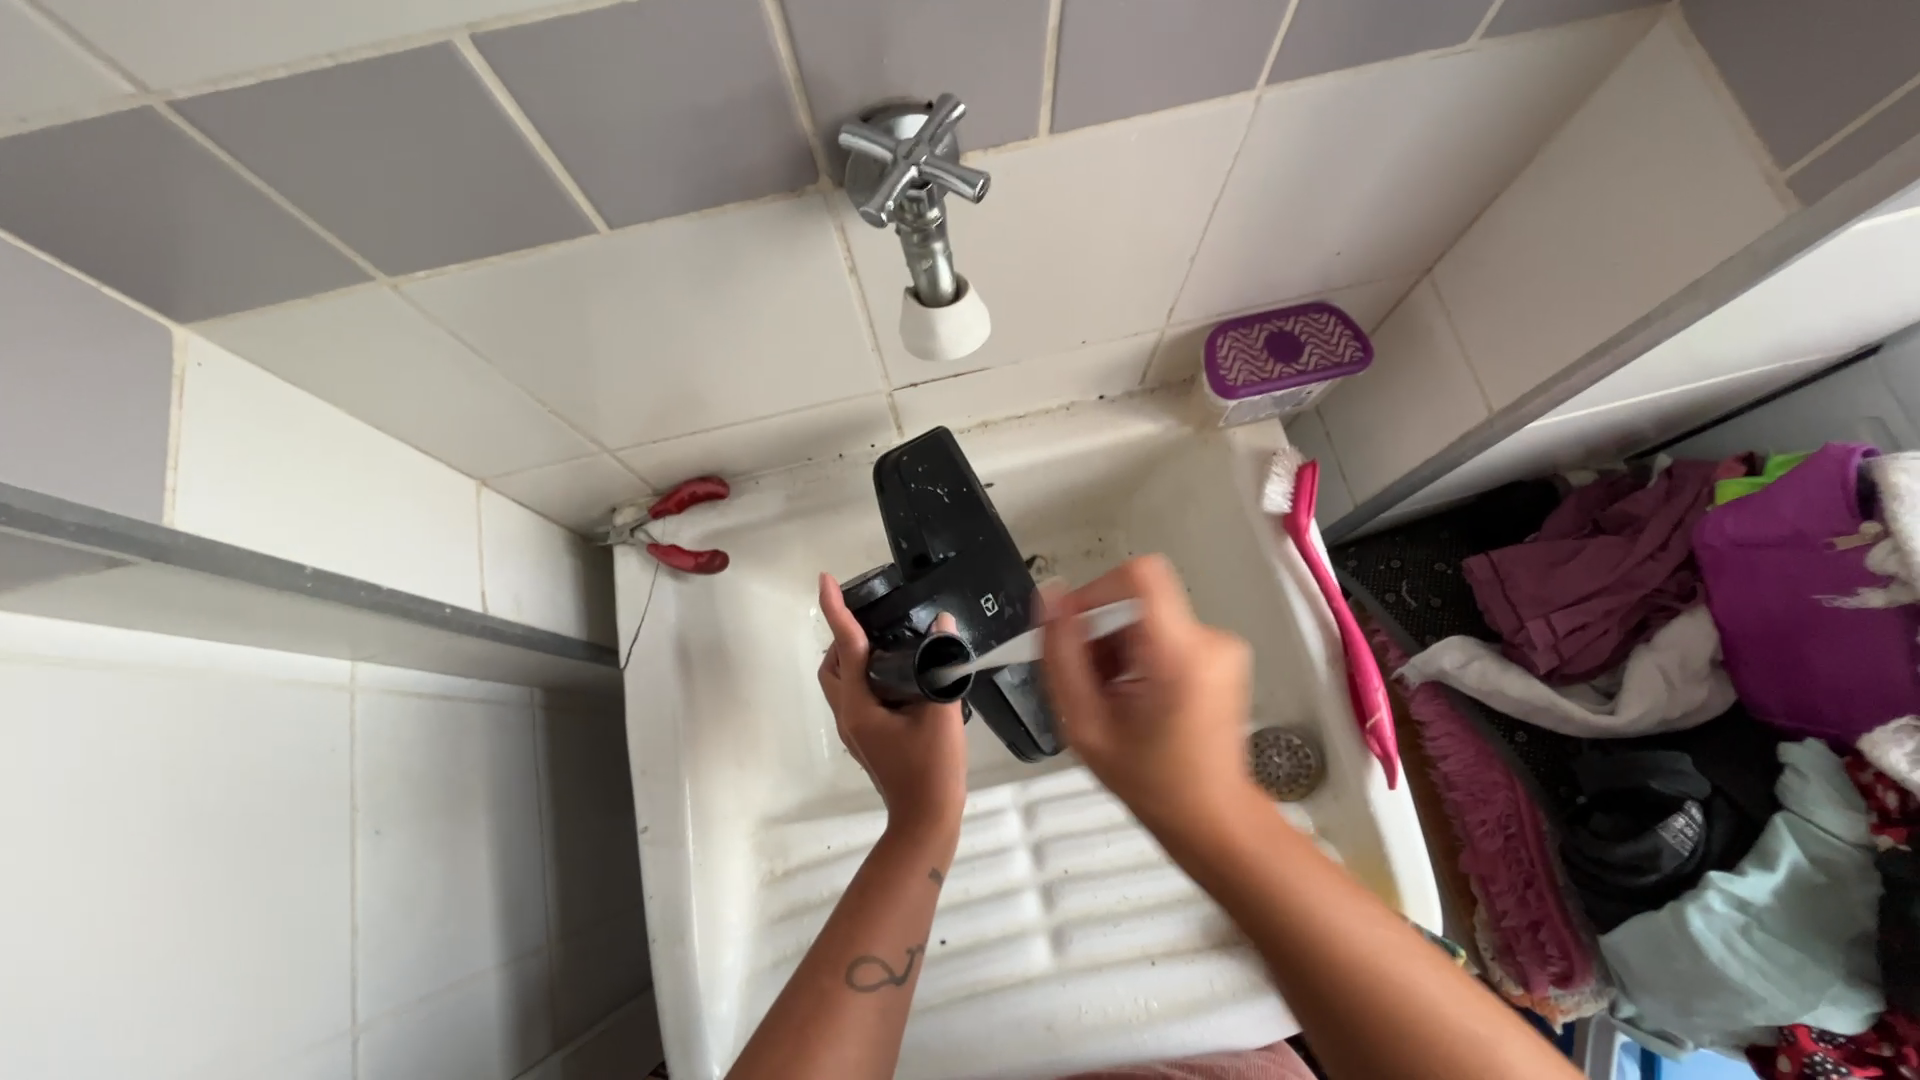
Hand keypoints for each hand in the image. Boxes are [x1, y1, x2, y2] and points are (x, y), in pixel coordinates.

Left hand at [818, 573, 969, 836]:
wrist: (926, 820)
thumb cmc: (932, 769)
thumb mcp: (941, 714)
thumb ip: (942, 666)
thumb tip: (943, 623)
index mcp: (859, 706)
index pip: (845, 647)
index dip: (835, 610)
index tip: (825, 580)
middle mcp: (848, 715)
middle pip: (832, 664)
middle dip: (842, 635)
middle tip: (871, 617)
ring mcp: (854, 730)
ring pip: (840, 682)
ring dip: (851, 657)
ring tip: (884, 641)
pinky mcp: (866, 738)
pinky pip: (854, 696)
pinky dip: (864, 676)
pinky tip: (895, 675)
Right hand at [1039, 555, 1261, 841]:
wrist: (1210, 814)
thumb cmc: (1154, 781)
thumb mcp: (1084, 723)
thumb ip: (1060, 655)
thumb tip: (1050, 600)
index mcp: (1179, 654)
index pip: (1138, 575)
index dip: (1096, 592)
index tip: (1078, 628)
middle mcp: (1209, 641)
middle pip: (1135, 601)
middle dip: (1102, 636)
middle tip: (1092, 685)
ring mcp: (1220, 646)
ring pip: (1146, 618)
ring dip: (1119, 650)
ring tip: (1114, 699)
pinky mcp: (1221, 654)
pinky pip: (1165, 632)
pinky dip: (1140, 657)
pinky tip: (1136, 699)